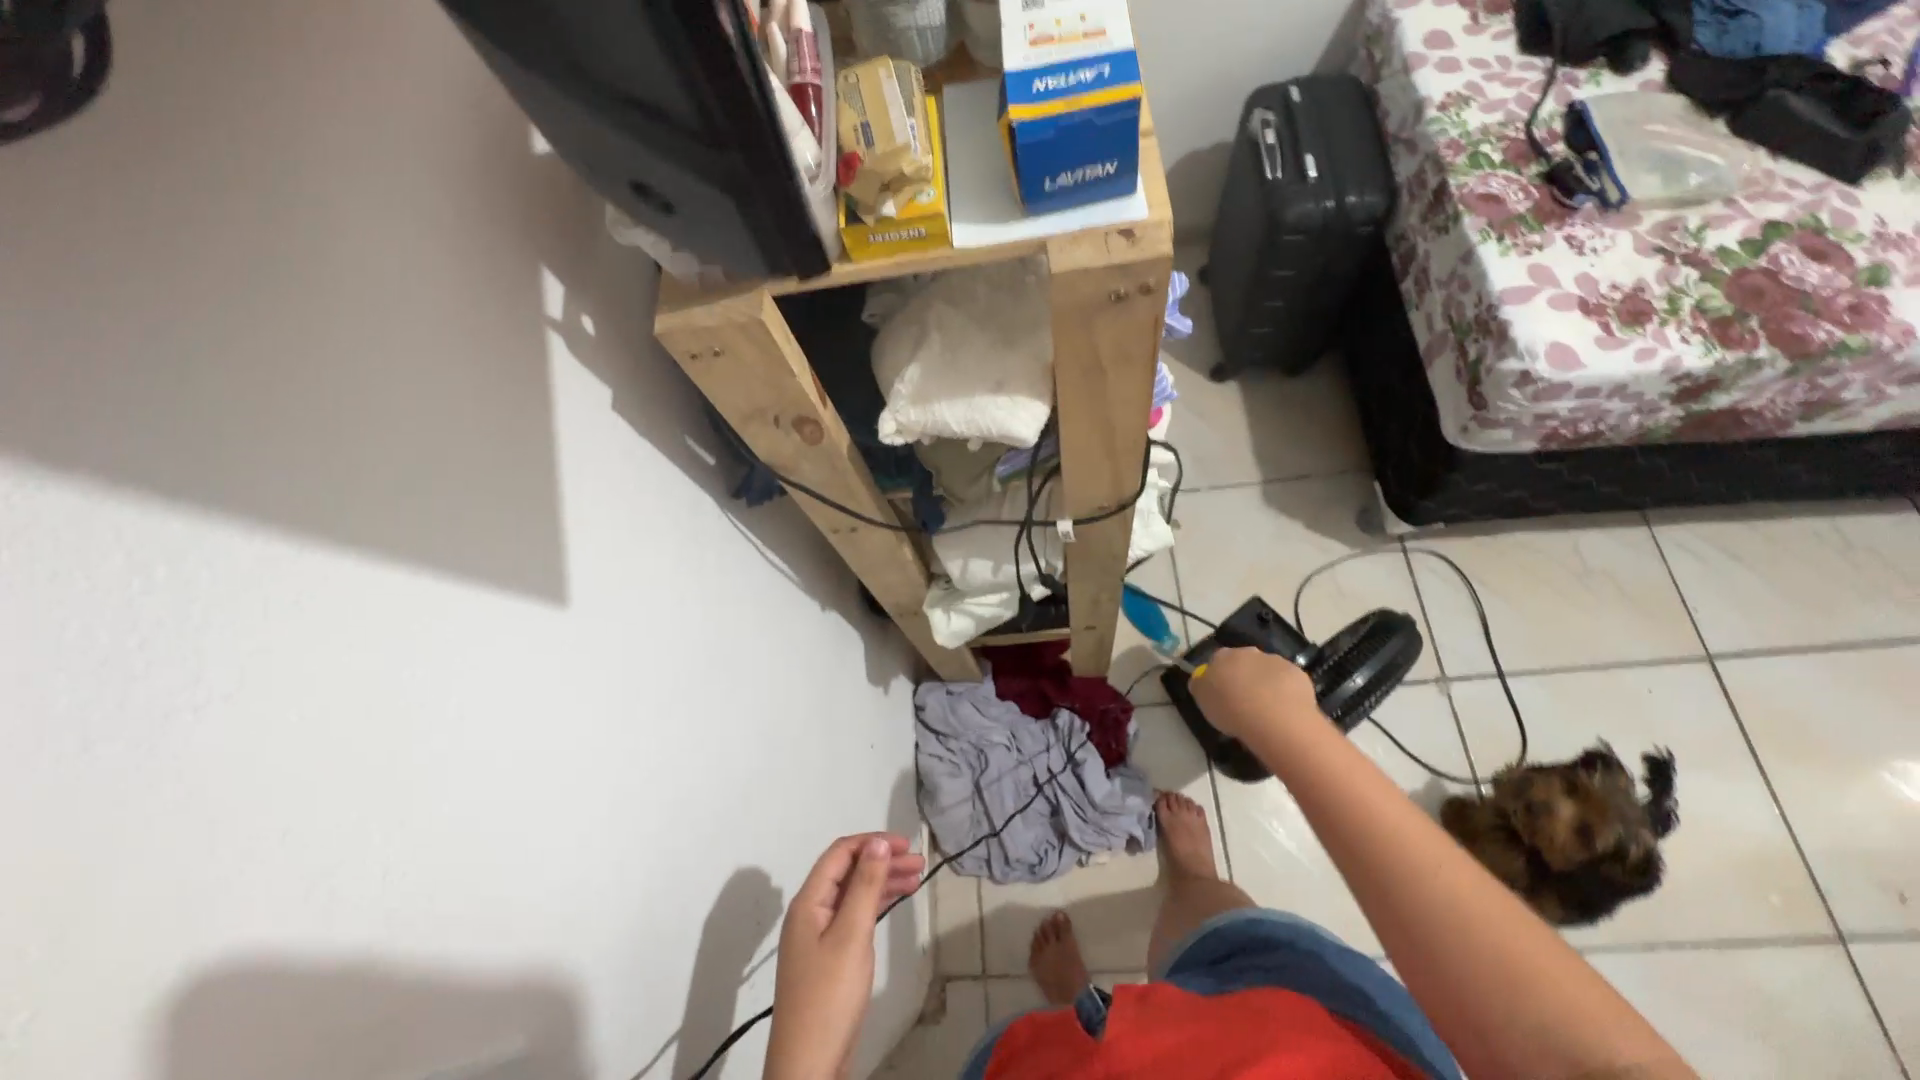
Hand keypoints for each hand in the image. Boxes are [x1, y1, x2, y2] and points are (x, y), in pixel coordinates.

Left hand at [765, 833, 924, 1079]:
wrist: (808, 1061)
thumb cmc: (830, 995)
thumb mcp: (851, 935)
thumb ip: (865, 886)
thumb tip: (877, 843)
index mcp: (809, 902)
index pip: (840, 854)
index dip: (873, 843)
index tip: (907, 845)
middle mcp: (810, 912)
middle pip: (847, 872)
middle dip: (882, 861)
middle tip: (919, 862)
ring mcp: (818, 935)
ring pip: (852, 894)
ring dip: (882, 882)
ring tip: (916, 879)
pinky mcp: (828, 956)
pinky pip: (853, 915)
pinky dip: (875, 905)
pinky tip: (895, 904)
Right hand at [1191, 646, 1321, 741]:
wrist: (1274, 717)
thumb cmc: (1231, 709)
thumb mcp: (1203, 701)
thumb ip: (1200, 686)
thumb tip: (1201, 679)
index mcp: (1223, 656)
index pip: (1217, 660)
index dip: (1219, 677)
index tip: (1221, 694)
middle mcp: (1249, 652)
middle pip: (1244, 663)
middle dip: (1243, 677)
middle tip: (1243, 702)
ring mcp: (1276, 661)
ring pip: (1267, 671)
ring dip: (1265, 684)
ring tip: (1265, 710)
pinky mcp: (1298, 674)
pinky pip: (1287, 682)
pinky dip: (1285, 692)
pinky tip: (1283, 710)